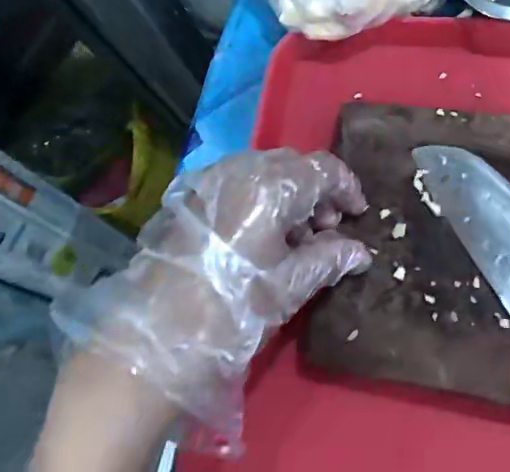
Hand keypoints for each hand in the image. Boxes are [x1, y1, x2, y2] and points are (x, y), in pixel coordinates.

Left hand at [48, 149, 371, 455]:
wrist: (149, 343)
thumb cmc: (229, 312)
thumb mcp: (289, 287)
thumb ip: (330, 258)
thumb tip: (360, 251)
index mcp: (270, 185)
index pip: (323, 168)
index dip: (347, 188)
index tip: (359, 214)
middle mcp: (242, 169)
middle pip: (294, 166)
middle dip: (318, 192)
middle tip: (328, 229)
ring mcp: (212, 179)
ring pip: (266, 172)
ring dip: (289, 196)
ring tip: (295, 239)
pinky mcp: (191, 196)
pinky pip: (238, 182)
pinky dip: (259, 199)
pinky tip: (259, 237)